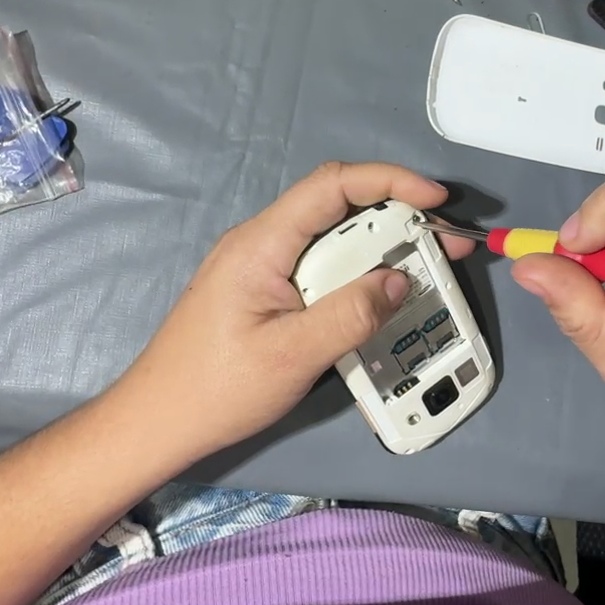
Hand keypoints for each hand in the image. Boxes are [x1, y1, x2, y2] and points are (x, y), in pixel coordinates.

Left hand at [109, 162, 473, 462]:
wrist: (157, 422)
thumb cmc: (216, 388)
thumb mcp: (292, 355)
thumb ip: (351, 315)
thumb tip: (400, 281)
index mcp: (262, 243)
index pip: (332, 187)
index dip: (390, 181)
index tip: (435, 200)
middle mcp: (263, 242)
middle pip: (339, 210)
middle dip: (399, 218)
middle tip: (447, 242)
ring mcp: (264, 266)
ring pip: (335, 240)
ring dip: (383, 249)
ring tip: (429, 268)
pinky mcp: (269, 290)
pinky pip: (324, 268)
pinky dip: (361, 274)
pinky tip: (384, 293)